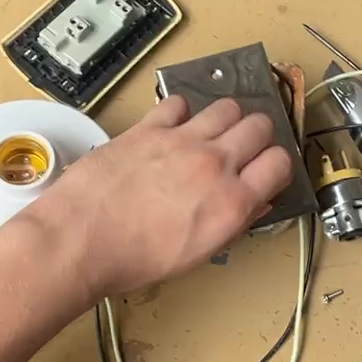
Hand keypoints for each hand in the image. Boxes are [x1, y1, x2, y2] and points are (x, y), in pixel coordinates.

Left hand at [16, 96, 293, 299]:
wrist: (81, 241)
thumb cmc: (135, 259)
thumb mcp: (197, 254)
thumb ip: (233, 222)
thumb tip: (254, 203)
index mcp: (232, 203)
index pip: (280, 163)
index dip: (276, 165)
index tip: (265, 170)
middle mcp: (214, 165)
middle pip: (260, 126)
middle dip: (256, 136)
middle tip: (242, 149)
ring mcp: (182, 141)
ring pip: (227, 106)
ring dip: (225, 119)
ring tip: (210, 134)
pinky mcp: (149, 128)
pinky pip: (179, 103)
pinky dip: (182, 112)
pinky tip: (172, 128)